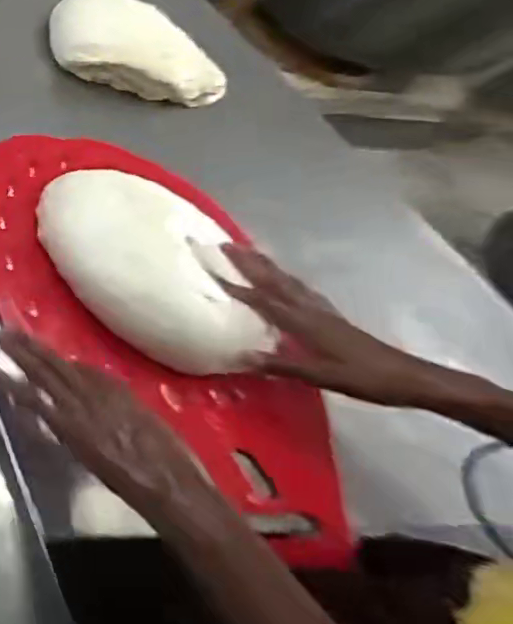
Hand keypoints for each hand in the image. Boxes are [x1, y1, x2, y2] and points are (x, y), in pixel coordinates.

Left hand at [0, 328, 226, 526]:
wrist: (171, 486)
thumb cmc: (175, 464)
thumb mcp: (154, 427)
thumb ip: (128, 412)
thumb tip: (113, 410)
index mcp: (120, 392)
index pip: (85, 368)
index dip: (60, 359)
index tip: (43, 350)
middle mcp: (96, 392)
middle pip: (56, 362)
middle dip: (31, 345)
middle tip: (7, 329)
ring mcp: (78, 407)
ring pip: (40, 373)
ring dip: (16, 355)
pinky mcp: (66, 425)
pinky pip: (34, 402)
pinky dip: (14, 388)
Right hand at [219, 243, 446, 406]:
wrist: (416, 380)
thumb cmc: (366, 378)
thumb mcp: (321, 376)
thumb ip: (280, 366)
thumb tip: (238, 356)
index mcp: (303, 322)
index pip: (262, 299)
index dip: (234, 285)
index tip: (208, 269)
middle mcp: (310, 311)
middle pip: (275, 281)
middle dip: (250, 262)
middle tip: (225, 243)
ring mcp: (323, 312)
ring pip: (289, 282)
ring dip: (267, 266)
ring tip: (249, 252)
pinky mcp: (332, 317)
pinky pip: (303, 290)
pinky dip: (287, 279)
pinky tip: (285, 279)